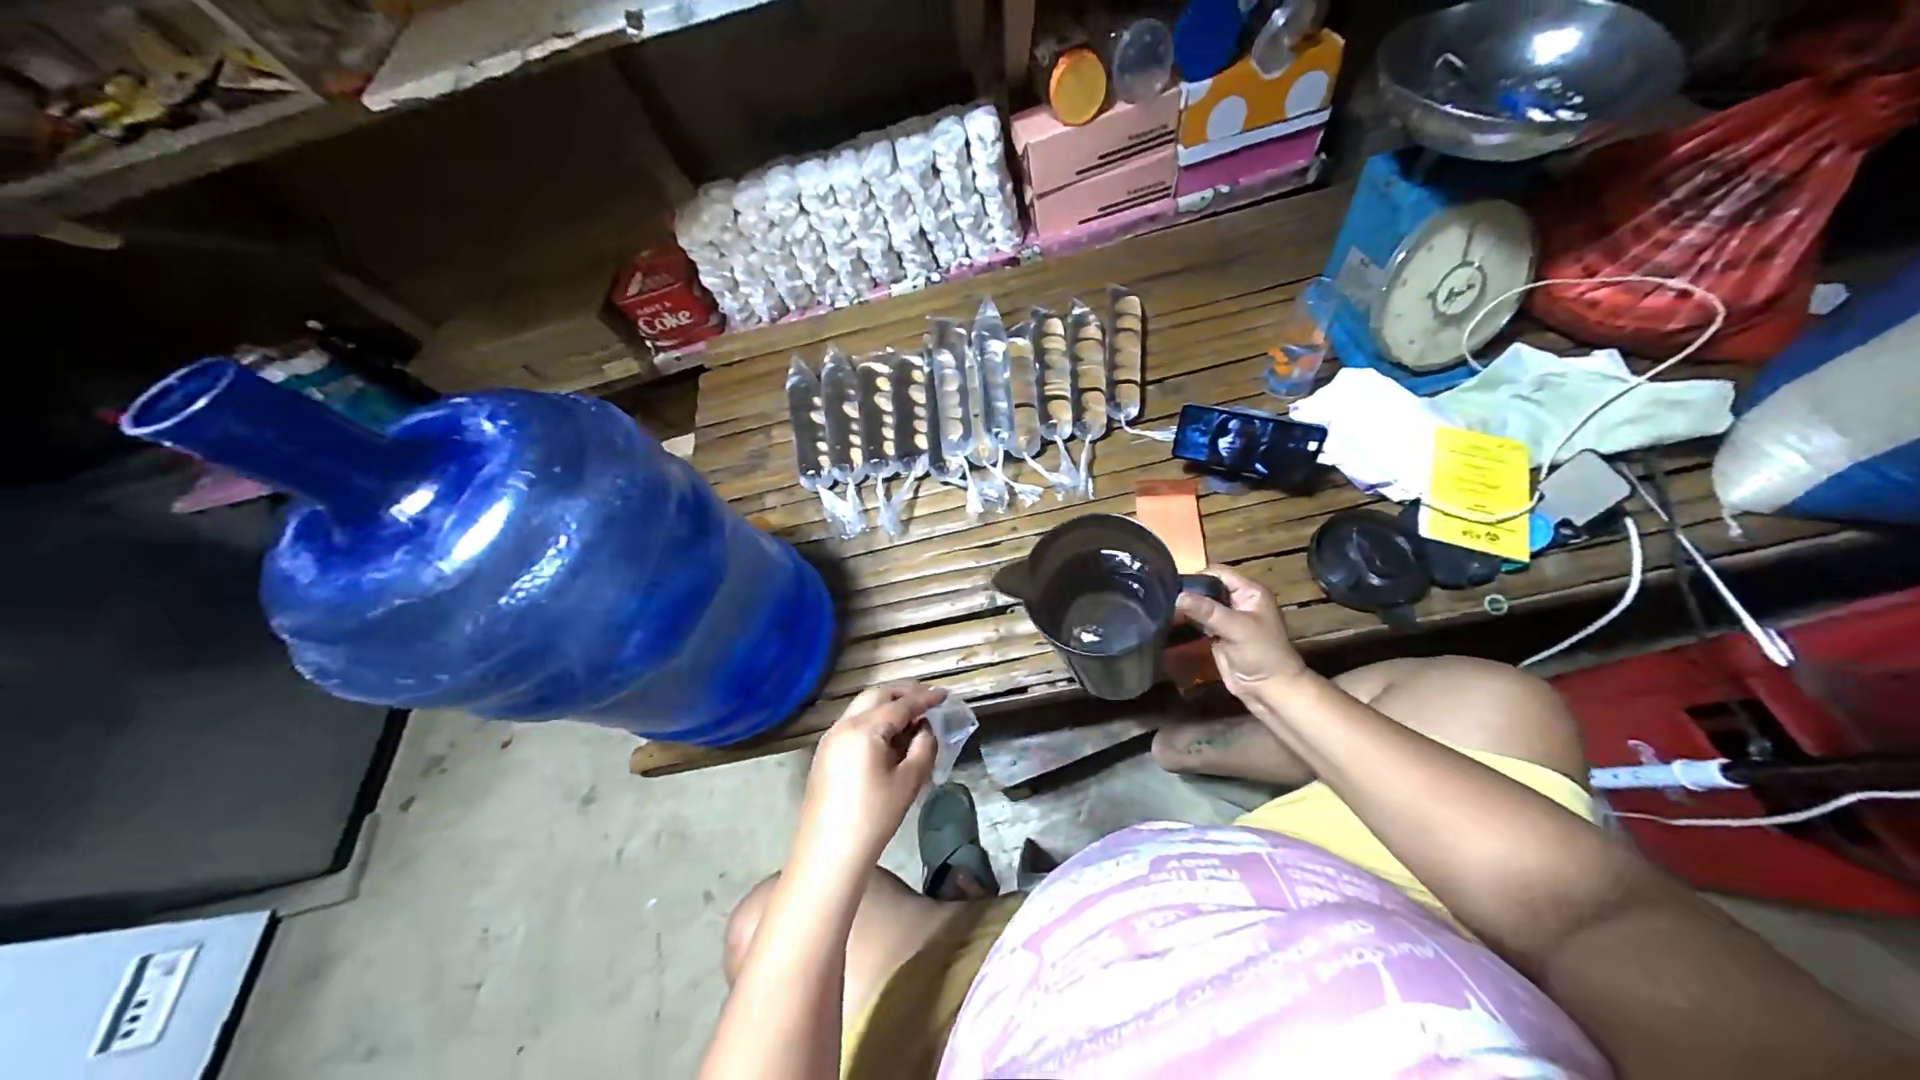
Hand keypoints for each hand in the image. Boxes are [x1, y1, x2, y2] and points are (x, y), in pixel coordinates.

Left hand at [794, 683, 946, 871]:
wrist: (829, 853)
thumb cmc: (874, 818)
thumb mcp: (909, 782)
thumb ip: (923, 747)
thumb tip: (925, 729)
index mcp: (864, 729)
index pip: (900, 704)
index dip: (925, 698)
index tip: (944, 695)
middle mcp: (843, 725)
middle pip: (877, 695)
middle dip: (904, 693)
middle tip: (928, 699)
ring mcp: (830, 738)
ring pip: (862, 707)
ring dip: (887, 705)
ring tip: (912, 718)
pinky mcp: (825, 753)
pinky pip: (853, 723)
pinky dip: (874, 720)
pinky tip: (889, 737)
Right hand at [1175, 565, 1308, 697]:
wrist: (1269, 689)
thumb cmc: (1261, 653)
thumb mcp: (1235, 628)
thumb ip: (1207, 611)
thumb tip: (1177, 596)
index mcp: (1250, 592)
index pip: (1218, 573)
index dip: (1197, 577)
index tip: (1173, 585)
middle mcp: (1238, 600)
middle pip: (1208, 587)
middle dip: (1189, 592)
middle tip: (1163, 597)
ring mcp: (1228, 618)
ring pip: (1202, 604)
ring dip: (1187, 607)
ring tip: (1163, 608)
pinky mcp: (1218, 634)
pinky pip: (1200, 621)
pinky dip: (1188, 621)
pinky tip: (1171, 621)